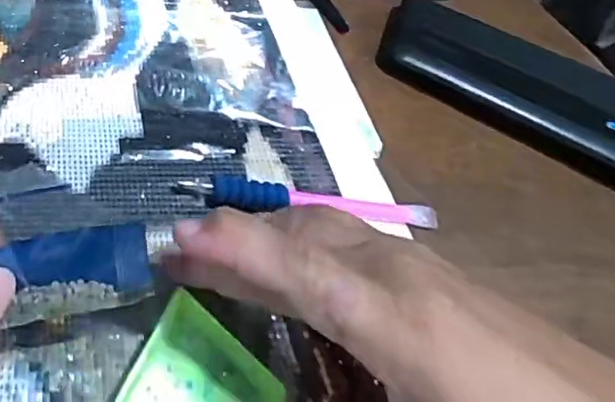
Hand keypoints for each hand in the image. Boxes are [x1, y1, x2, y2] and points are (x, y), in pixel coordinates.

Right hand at [166, 207, 614, 401]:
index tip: (169, 241)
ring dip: (268, 236)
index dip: (227, 250)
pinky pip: (352, 242)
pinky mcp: (445, 278)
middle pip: (300, 232)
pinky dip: (305, 246)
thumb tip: (277, 378)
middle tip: (181, 254)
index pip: (291, 266)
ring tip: (226, 258)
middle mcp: (402, 274)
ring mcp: (427, 268)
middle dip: (234, 237)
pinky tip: (302, 275)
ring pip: (325, 228)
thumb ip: (336, 387)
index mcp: (397, 321)